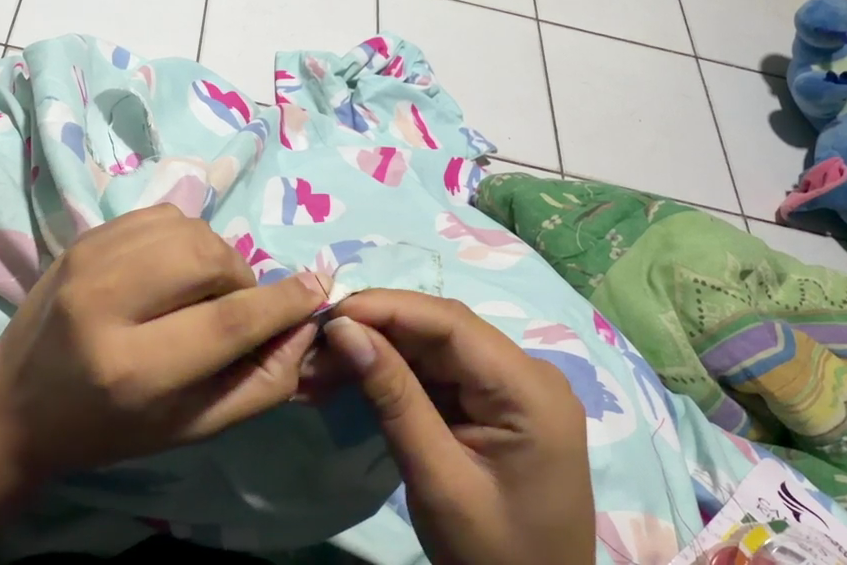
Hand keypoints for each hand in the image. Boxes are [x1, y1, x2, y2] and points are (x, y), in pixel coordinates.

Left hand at [0, 203, 328, 479]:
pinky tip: (172, 270)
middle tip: (236, 306)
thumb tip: (304, 327)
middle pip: (208, 258)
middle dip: (241, 278)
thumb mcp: (186, 428)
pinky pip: (160, 215)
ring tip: (202, 291)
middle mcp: (106, 302)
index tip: (316, 291)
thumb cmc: (104, 428)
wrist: (15, 403)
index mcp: (131, 369)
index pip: (227, 322)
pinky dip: (183, 238)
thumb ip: (254, 384)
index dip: (281, 304)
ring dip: (214, 256)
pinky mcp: (83, 237)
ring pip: (187, 228)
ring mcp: (88, 259)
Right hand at [317, 291, 593, 564]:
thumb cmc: (492, 553)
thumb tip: (343, 328)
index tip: (328, 313)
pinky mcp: (495, 403)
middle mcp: (528, 374)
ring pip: (435, 344)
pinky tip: (357, 372)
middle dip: (376, 327)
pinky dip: (396, 369)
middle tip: (317, 339)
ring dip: (380, 346)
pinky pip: (440, 369)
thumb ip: (393, 396)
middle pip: (441, 328)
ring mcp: (514, 388)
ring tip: (326, 357)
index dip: (386, 307)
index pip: (450, 322)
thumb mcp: (437, 479)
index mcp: (530, 390)